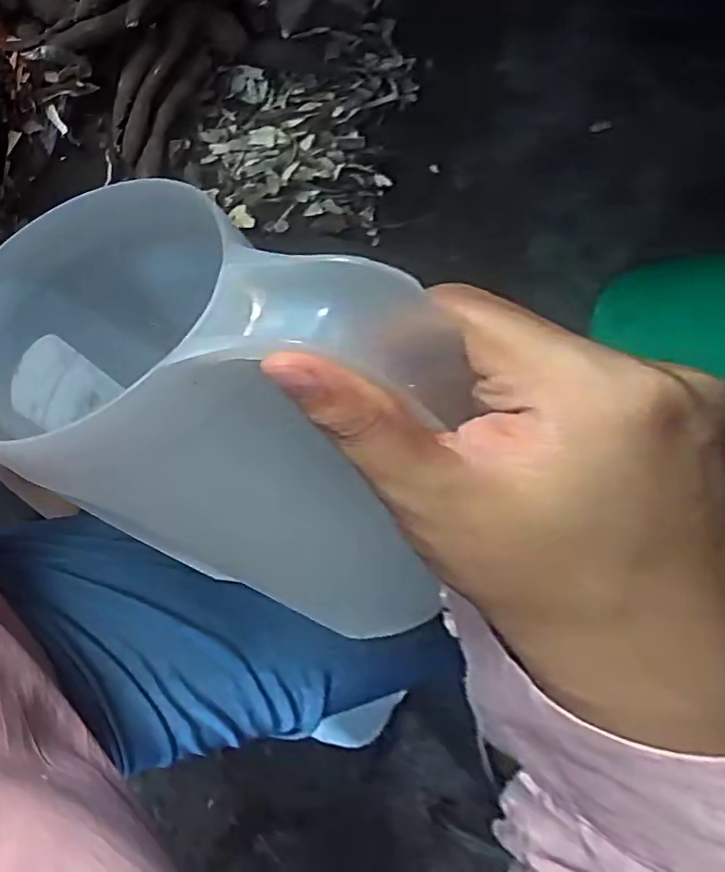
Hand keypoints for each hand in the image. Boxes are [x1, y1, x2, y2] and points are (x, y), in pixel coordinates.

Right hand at [261, 285, 724, 753]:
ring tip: (455, 436)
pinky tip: (512, 446)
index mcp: (593, 382)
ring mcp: (687, 393)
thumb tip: (281, 359)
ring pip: (531, 353)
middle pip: (499, 331)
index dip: (396, 334)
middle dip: (437, 365)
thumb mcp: (423, 491)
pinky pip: (571, 378)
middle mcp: (655, 371)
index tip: (365, 379)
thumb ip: (355, 417)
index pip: (461, 311)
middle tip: (405, 419)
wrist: (646, 652)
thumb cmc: (524, 571)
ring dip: (480, 382)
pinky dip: (524, 400)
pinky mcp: (690, 416)